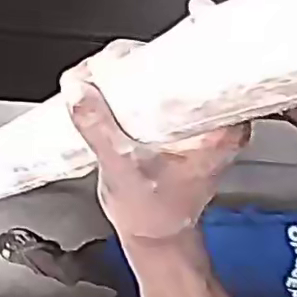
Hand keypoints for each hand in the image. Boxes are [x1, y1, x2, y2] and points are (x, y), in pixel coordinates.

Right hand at [62, 62, 247, 241]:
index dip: (159, 58)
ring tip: (101, 80)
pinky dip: (129, 92)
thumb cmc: (152, 213)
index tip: (124, 60)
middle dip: (135, 64)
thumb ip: (97, 126)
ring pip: (162, 78)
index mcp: (218, 128)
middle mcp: (214, 120)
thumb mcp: (119, 166)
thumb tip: (77, 88)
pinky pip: (153, 95)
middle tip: (103, 71)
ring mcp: (194, 122)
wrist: (153, 237)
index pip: (197, 69)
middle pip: (176, 67)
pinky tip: (110, 95)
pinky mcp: (175, 126)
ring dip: (129, 77)